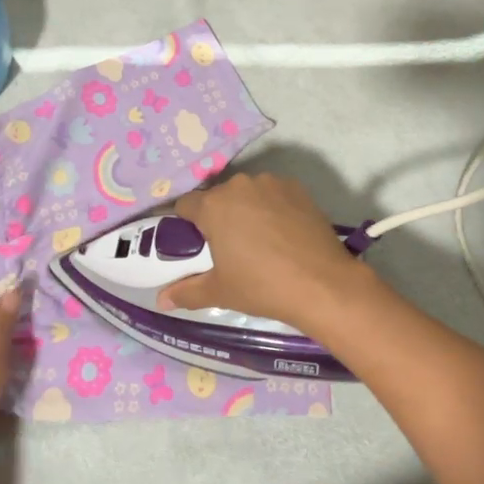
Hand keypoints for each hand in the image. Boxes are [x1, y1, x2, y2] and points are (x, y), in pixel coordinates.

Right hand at [159, 173, 373, 331]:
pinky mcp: (297, 188)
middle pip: (218, 197)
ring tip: (260, 241)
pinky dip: (272, 208)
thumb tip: (161, 300)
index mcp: (214, 205)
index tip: (195, 245)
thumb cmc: (262, 286)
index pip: (186, 205)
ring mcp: (271, 183)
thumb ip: (186, 292)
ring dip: (246, 210)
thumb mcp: (220, 292)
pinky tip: (283, 234)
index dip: (186, 224)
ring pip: (248, 194)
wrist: (322, 283)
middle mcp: (240, 185)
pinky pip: (274, 194)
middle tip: (228, 248)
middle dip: (219, 217)